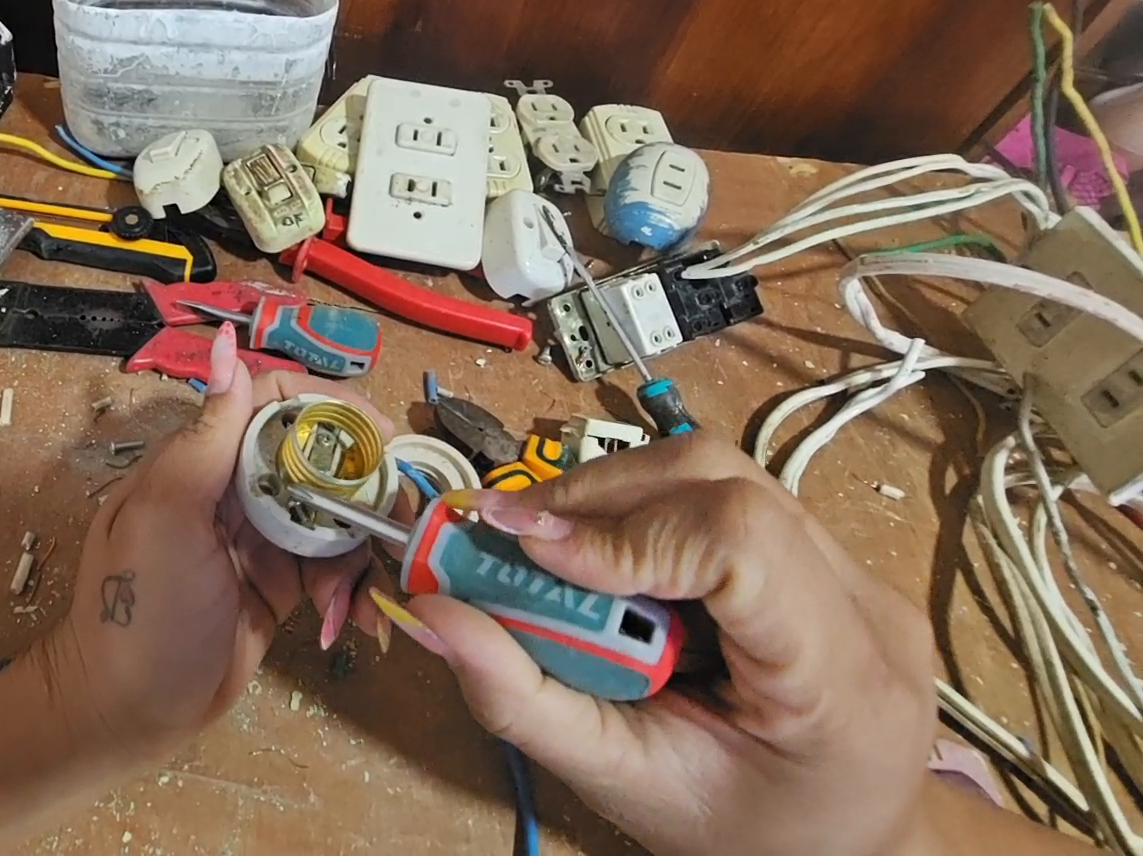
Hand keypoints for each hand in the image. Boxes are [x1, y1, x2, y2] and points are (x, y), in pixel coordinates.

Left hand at [37, 323, 396, 765]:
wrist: (127, 711)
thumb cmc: (141, 607)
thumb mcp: (167, 513)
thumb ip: (208, 432)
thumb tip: (224, 341)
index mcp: (208, 456)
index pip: (278, 401)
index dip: (332, 408)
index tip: (384, 438)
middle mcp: (239, 485)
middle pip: (320, 457)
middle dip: (365, 489)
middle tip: (401, 528)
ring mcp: (264, 535)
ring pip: (337, 514)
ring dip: (362, 552)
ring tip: (364, 600)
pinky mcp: (283, 581)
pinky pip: (334, 567)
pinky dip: (351, 590)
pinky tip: (351, 624)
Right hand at [375, 434, 940, 855]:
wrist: (835, 831)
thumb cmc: (736, 824)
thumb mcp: (619, 781)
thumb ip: (519, 699)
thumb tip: (429, 612)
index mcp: (840, 678)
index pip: (738, 542)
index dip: (619, 531)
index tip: (521, 546)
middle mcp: (857, 597)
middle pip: (712, 479)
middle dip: (589, 496)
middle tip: (505, 534)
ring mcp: (839, 560)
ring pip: (704, 466)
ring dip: (601, 491)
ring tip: (542, 538)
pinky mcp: (805, 543)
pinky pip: (701, 485)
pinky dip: (624, 500)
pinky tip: (592, 546)